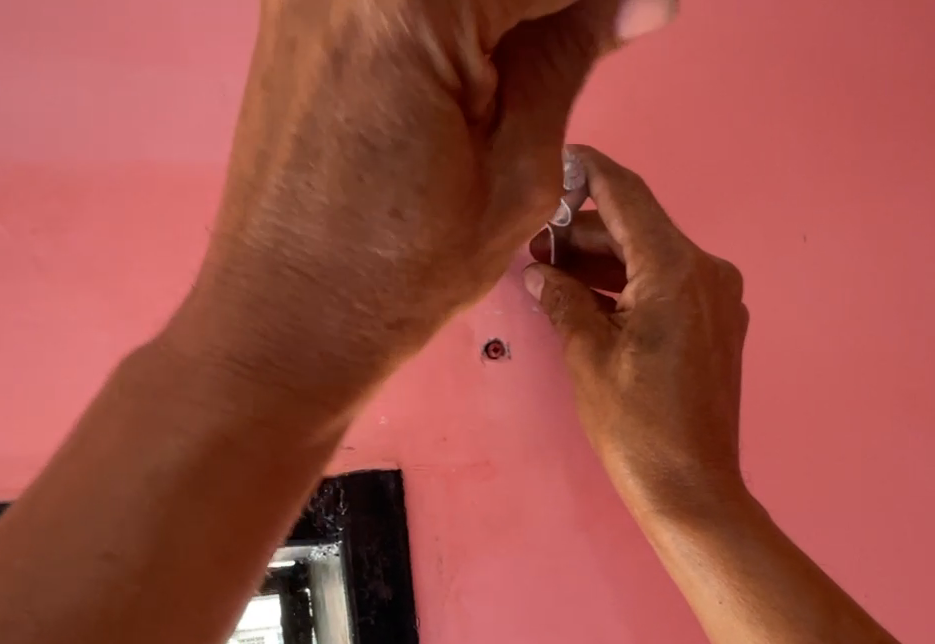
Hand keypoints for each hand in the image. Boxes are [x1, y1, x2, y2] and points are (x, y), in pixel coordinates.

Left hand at [185, 0, 677, 402]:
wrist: (288, 320)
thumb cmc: (397, 277)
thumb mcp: (514, 182)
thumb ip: (566, 65)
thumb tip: (631, 2)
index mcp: (411, 3)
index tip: (646, 13)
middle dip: (551, 5)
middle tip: (588, 40)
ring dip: (501, 17)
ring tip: (527, 66)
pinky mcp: (297, 10)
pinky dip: (450, 21)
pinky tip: (474, 60)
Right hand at [525, 146, 751, 522]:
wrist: (691, 488)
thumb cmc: (636, 426)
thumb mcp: (588, 358)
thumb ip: (564, 301)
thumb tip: (540, 271)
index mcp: (676, 269)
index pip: (626, 195)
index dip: (588, 171)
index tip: (555, 162)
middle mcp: (707, 272)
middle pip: (639, 229)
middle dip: (585, 231)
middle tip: (536, 245)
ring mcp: (718, 301)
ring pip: (653, 260)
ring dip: (606, 263)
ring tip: (554, 274)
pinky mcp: (716, 327)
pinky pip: (669, 289)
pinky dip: (630, 288)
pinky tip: (590, 300)